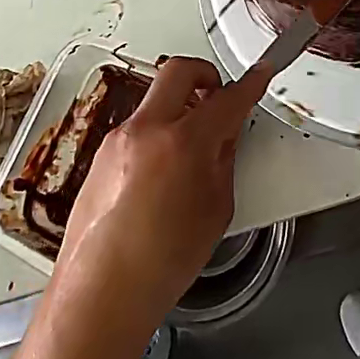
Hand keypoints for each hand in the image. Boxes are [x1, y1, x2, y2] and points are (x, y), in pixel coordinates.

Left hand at [55, 58, 272, 325]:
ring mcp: (117, 139)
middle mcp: (144, 130)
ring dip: (178, 107)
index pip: (226, 99)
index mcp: (182, 143)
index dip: (249, 85)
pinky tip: (166, 170)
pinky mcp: (101, 154)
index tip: (258, 76)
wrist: (103, 287)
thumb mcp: (214, 210)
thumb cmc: (159, 262)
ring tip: (195, 146)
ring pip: (154, 99)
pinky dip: (157, 132)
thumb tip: (224, 138)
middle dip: (205, 74)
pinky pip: (136, 127)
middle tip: (220, 93)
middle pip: (178, 71)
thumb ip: (222, 162)